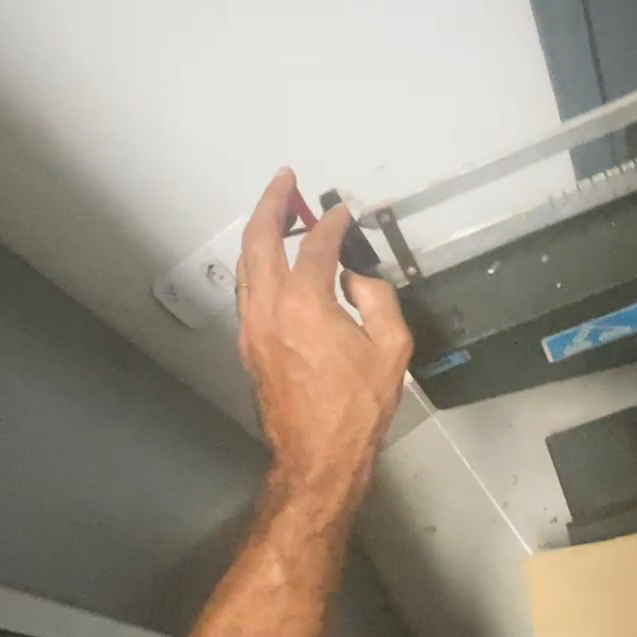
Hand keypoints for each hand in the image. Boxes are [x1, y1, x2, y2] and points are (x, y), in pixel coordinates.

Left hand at [236, 169, 412, 498]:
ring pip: (245, 266)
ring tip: (276, 213)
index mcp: (305, 305)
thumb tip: (356, 277)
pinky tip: (271, 262)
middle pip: (259, 241)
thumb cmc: (359, 406)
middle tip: (284, 180)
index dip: (332, 223)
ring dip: (258, 233)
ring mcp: (251, 328)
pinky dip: (257, 266)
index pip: (316, 247)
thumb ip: (377, 298)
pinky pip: (247, 291)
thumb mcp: (391, 349)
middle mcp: (268, 308)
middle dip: (271, 204)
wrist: (317, 455)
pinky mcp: (248, 346)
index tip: (344, 211)